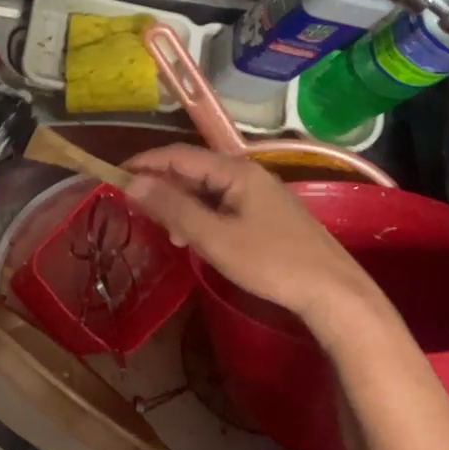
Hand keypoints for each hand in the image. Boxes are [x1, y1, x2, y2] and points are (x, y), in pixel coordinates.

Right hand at [123, 144, 381, 324]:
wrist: (334, 293)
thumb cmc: (271, 262)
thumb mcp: (213, 236)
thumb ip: (172, 207)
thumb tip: (133, 181)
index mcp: (236, 172)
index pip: (179, 155)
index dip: (145, 162)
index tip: (114, 175)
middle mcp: (248, 175)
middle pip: (193, 170)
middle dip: (162, 185)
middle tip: (136, 208)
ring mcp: (260, 195)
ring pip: (206, 189)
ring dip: (180, 204)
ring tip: (167, 232)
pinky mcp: (267, 215)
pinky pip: (221, 204)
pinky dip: (200, 215)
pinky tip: (194, 239)